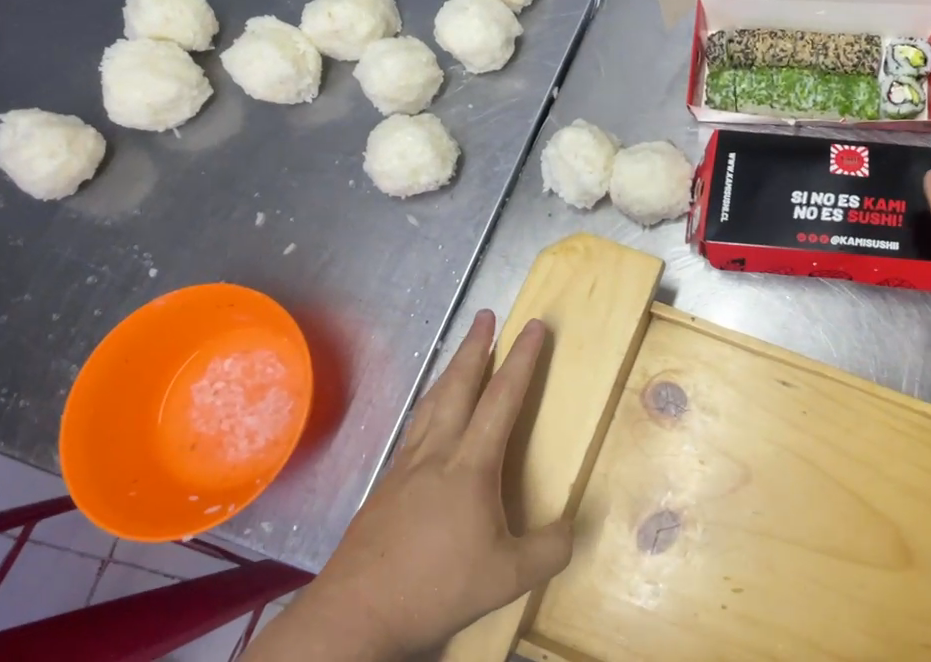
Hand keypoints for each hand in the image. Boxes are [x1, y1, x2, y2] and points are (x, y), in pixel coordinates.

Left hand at [287, 312, 570, 659]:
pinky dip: (429, 407)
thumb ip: (550, 548)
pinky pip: (414, 431)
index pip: (503, 399)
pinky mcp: (385, 489)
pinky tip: (429, 419)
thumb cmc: (436, 589)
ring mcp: (405, 469)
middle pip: (458, 387)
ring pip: (432, 405)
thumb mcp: (509, 577)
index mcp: (470, 466)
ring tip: (461, 353)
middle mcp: (436, 454)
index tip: (535, 326)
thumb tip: (574, 525)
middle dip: (475, 348)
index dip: (523, 360)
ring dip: (450, 372)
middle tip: (485, 316)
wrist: (355, 615)